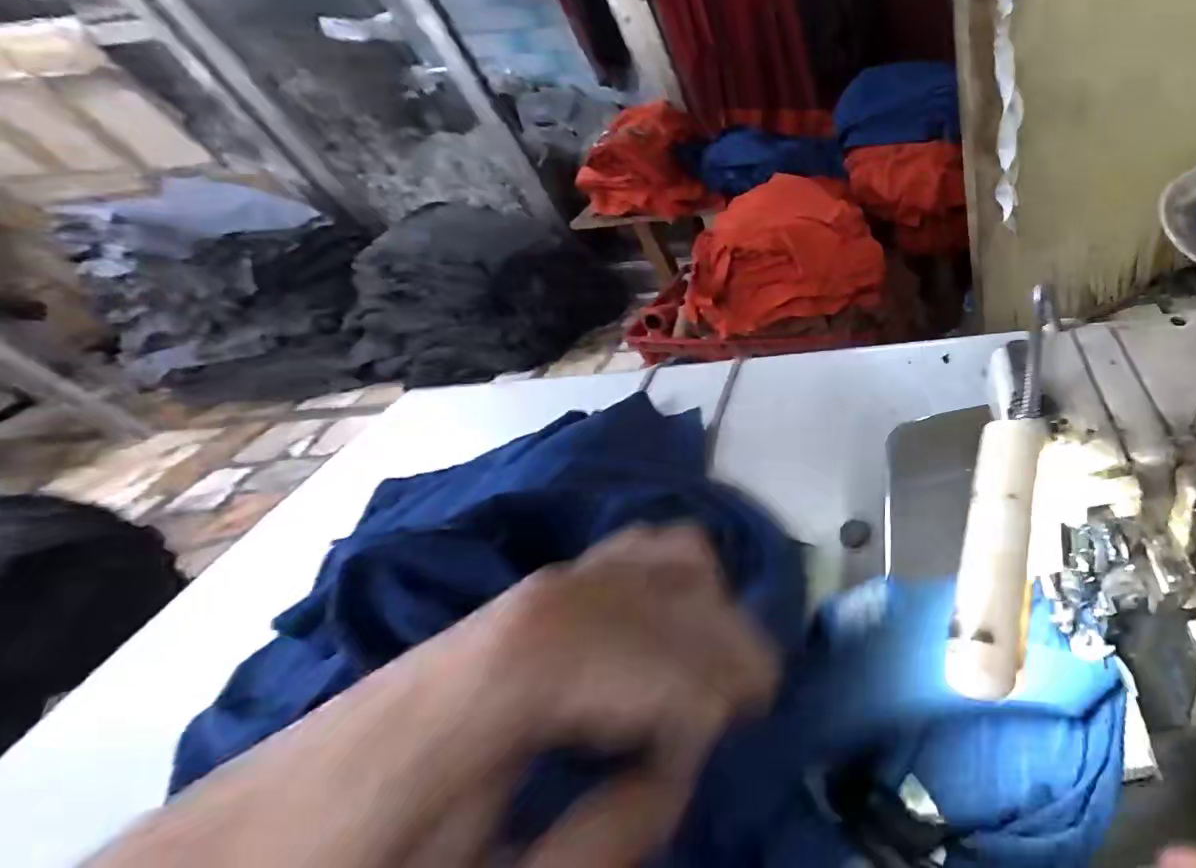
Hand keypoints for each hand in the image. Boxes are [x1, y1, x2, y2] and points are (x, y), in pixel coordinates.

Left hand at [472, 524, 781, 864]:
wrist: (246, 844)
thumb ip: (595, 841)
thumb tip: (678, 764)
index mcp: (513, 672)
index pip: (651, 649)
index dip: (702, 694)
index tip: (714, 749)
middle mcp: (537, 602)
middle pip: (671, 588)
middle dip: (729, 647)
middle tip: (752, 713)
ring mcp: (537, 584)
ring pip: (667, 555)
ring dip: (714, 609)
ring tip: (726, 674)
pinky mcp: (537, 591)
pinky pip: (639, 553)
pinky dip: (685, 580)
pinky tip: (688, 629)